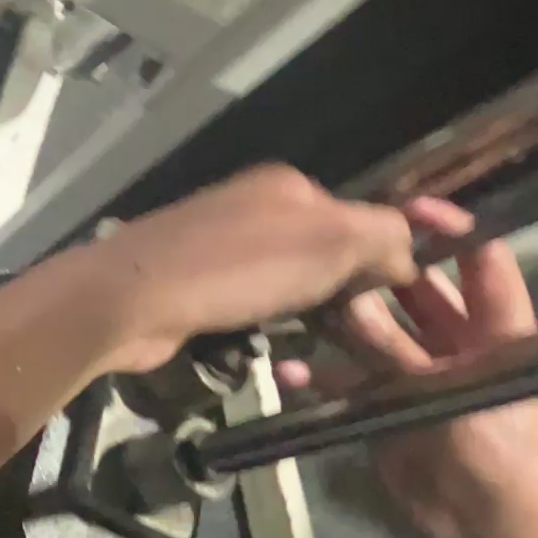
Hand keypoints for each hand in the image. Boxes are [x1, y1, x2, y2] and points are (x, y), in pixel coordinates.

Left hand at [76, 164, 418, 372]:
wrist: (130, 300)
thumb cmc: (235, 266)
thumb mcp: (328, 240)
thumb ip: (381, 235)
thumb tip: (407, 255)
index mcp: (285, 187)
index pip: (358, 217)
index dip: (387, 256)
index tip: (407, 299)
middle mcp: (249, 211)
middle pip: (321, 254)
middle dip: (345, 294)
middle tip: (367, 335)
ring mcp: (214, 250)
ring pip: (283, 286)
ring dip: (304, 316)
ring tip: (323, 347)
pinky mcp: (191, 289)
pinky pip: (246, 309)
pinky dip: (262, 328)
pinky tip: (269, 349)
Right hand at [276, 198, 537, 537]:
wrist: (488, 530)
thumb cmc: (499, 457)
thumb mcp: (452, 396)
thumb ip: (400, 353)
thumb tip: (349, 308)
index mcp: (498, 333)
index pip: (484, 264)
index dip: (454, 229)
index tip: (406, 205)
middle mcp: (453, 345)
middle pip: (413, 294)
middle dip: (375, 275)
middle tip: (327, 251)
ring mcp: (413, 376)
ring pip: (369, 336)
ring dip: (336, 327)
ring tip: (297, 309)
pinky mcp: (381, 408)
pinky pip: (343, 384)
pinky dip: (315, 380)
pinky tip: (286, 375)